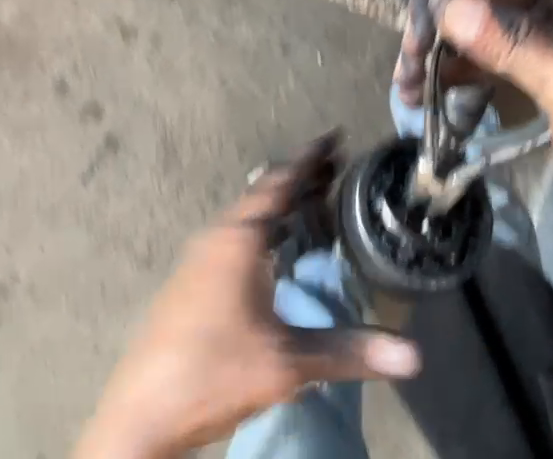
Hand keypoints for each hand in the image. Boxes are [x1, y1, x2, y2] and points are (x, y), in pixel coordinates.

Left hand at [74, 134, 421, 458]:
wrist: (140, 416)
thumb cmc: (212, 373)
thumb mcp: (287, 363)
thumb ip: (349, 352)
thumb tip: (412, 355)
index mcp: (238, 240)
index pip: (280, 184)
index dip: (310, 159)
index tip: (335, 137)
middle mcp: (216, 238)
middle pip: (264, 195)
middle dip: (301, 180)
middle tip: (336, 167)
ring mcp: (198, 260)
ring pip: (247, 217)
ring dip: (281, 206)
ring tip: (315, 202)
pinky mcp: (190, 282)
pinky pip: (235, 237)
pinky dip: (264, 229)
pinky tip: (277, 251)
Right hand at [394, 0, 552, 231]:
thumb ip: (515, 45)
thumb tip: (450, 7)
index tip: (428, 14)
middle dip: (449, 15)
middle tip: (411, 53)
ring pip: (492, 10)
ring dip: (449, 41)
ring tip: (410, 80)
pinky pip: (502, 38)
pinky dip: (467, 60)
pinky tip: (430, 86)